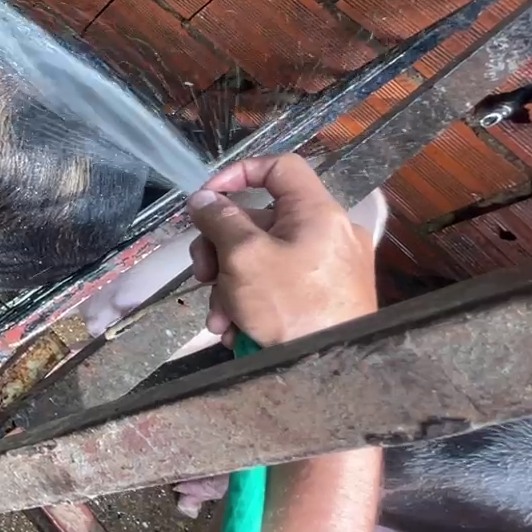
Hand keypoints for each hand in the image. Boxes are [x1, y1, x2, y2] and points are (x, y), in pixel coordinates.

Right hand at [187, 154, 376, 346]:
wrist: (329, 364)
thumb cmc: (289, 303)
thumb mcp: (242, 256)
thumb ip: (219, 220)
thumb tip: (203, 199)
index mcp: (316, 213)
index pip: (279, 168)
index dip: (236, 174)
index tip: (203, 199)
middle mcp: (324, 232)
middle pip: (254, 220)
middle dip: (217, 248)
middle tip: (202, 274)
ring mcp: (322, 264)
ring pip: (254, 255)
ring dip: (225, 282)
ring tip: (220, 313)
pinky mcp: (318, 291)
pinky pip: (270, 280)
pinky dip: (244, 298)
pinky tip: (234, 323)